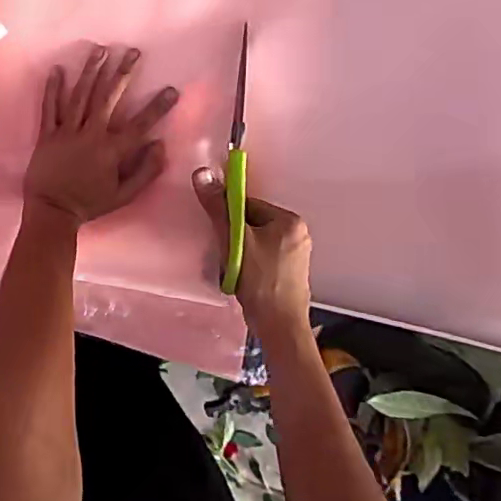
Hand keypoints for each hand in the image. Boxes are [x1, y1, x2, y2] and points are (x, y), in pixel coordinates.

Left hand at [23, 45, 179, 225]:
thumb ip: (145, 171)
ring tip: (100, 50)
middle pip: (108, 97)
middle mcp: (91, 135)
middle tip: (132, 51)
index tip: (172, 89)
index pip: (140, 124)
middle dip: (122, 72)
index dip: (158, 106)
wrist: (52, 212)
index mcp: (111, 150)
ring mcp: (67, 132)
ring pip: (80, 95)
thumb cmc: (89, 204)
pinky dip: (53, 88)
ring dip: (91, 71)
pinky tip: (58, 69)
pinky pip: (50, 107)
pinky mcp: (48, 134)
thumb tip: (161, 146)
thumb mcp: (124, 196)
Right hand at [193, 169, 311, 336]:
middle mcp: (298, 234)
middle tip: (225, 254)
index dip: (229, 218)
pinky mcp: (290, 273)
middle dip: (234, 237)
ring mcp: (296, 255)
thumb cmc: (260, 281)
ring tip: (232, 269)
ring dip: (239, 252)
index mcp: (289, 221)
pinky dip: (248, 264)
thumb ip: (219, 208)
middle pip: (252, 223)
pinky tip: (241, 278)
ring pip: (255, 242)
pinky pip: (262, 258)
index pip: (249, 205)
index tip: (221, 235)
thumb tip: (202, 173)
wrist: (279, 327)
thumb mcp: (235, 240)